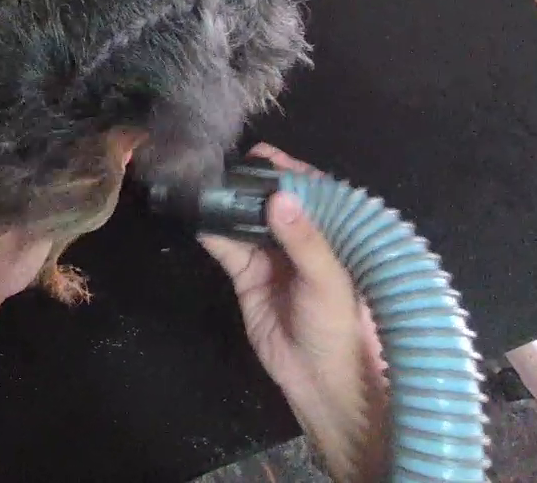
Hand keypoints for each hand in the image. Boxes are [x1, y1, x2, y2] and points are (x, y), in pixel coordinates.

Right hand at [199, 144, 388, 482]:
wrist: (321, 385)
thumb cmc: (341, 329)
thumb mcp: (329, 283)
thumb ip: (305, 241)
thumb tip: (279, 196)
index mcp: (332, 233)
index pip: (310, 190)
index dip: (286, 169)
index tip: (258, 152)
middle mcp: (299, 237)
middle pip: (270, 199)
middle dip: (246, 181)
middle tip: (218, 162)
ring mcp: (270, 254)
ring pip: (243, 217)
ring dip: (224, 201)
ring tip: (200, 180)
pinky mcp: (244, 273)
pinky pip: (224, 244)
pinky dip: (209, 228)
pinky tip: (195, 213)